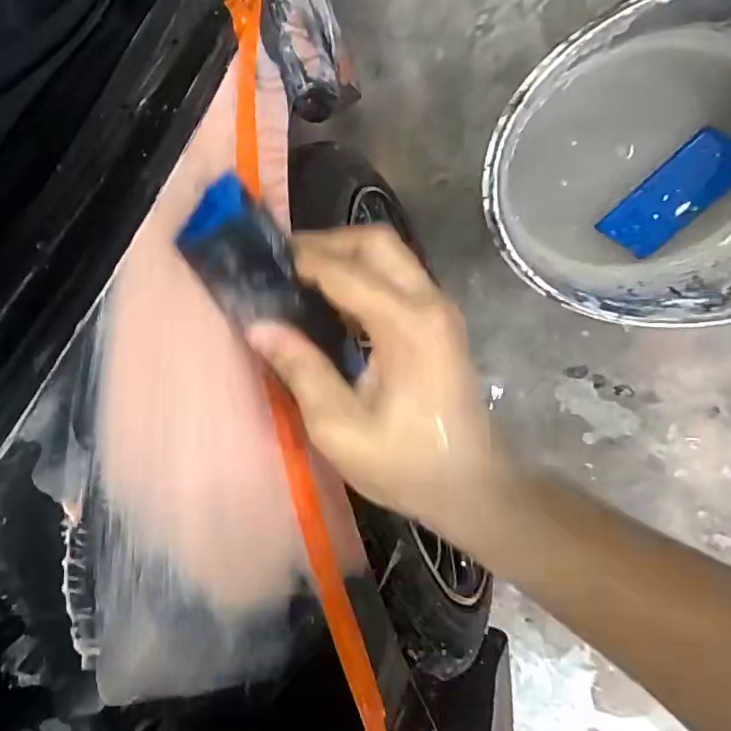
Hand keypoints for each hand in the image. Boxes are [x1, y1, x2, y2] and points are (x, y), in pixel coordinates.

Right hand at [246, 226, 513, 531]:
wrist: (472, 488)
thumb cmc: (405, 464)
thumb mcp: (339, 427)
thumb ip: (301, 370)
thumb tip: (259, 326)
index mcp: (407, 324)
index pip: (345, 270)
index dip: (301, 260)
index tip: (261, 262)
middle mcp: (429, 303)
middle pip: (376, 243)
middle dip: (326, 243)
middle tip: (282, 263)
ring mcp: (440, 311)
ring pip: (390, 256)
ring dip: (345, 256)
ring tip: (300, 277)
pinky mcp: (440, 324)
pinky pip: (398, 278)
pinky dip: (363, 276)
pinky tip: (332, 301)